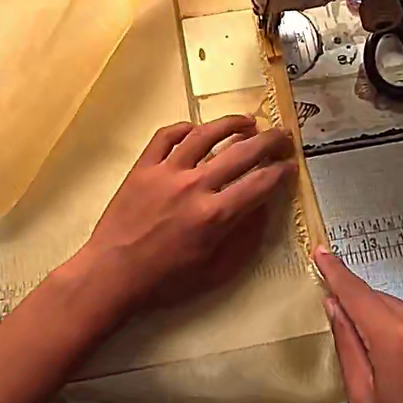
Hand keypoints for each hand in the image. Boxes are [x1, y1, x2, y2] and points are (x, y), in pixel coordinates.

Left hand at [63, 115, 293, 321]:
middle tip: (283, 136)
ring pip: (204, 135)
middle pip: (241, 152)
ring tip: (247, 122)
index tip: (290, 166)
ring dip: (230, 124)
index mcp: (215, 215)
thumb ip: (244, 239)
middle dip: (270, 141)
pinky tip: (195, 130)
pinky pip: (165, 137)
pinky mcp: (143, 168)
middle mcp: (194, 186)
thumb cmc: (165, 280)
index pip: (260, 183)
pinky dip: (183, 129)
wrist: (112, 275)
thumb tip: (263, 208)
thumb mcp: (215, 271)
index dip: (281, 172)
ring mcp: (166, 173)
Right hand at [315, 249, 402, 402]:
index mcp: (398, 340)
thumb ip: (348, 347)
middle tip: (355, 341)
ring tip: (396, 370)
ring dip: (393, 326)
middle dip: (365, 312)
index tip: (321, 253)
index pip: (357, 293)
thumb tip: (336, 308)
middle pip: (383, 302)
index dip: (335, 272)